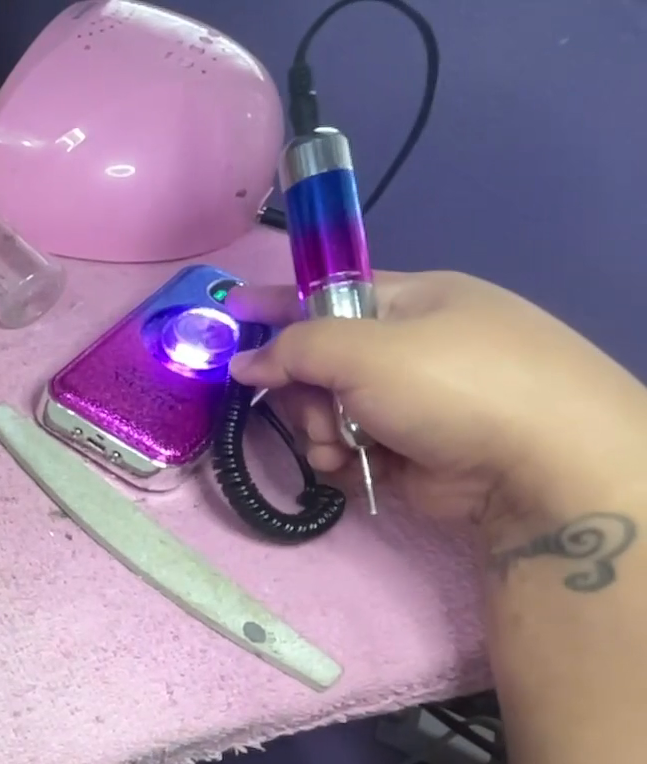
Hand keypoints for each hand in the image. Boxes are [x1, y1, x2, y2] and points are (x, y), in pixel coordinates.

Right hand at [227, 271, 646, 543]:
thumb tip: (243, 363)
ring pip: (320, 407)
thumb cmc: (456, 385)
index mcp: (414, 302)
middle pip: (313, 360)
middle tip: (310, 403)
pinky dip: (333, 455)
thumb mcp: (366, 350)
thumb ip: (293, 349)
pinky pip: (338, 444)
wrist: (540, 465)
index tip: (230, 309)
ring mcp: (405, 399)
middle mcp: (407, 347)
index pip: (328, 294)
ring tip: (339, 444)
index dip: (277, 301)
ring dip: (316, 428)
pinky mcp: (400, 445)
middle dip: (300, 386)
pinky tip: (345, 463)